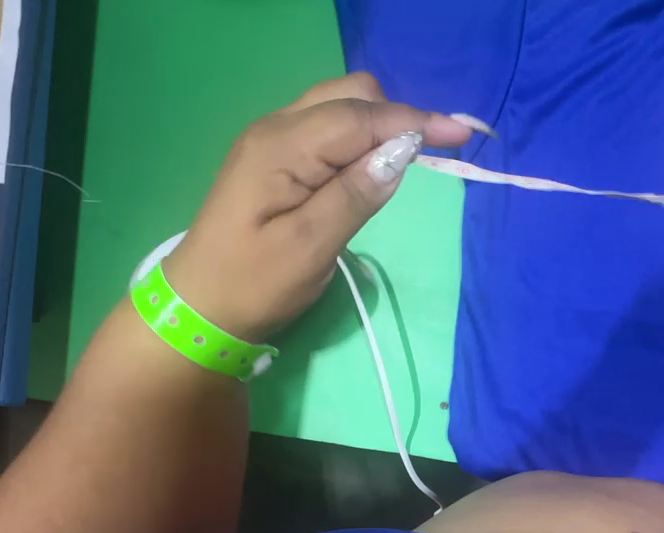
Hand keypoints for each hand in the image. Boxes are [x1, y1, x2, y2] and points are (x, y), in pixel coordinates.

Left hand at [162, 74, 473, 342]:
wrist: (203, 304)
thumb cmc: (256, 283)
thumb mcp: (309, 248)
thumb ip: (354, 196)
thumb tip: (399, 155)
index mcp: (282, 148)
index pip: (358, 118)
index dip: (412, 121)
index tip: (460, 133)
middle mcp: (276, 129)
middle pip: (349, 96)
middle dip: (397, 116)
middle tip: (434, 155)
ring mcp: (274, 141)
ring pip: (339, 107)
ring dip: (380, 125)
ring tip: (410, 161)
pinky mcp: (277, 159)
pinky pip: (328, 129)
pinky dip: (361, 138)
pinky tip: (373, 167)